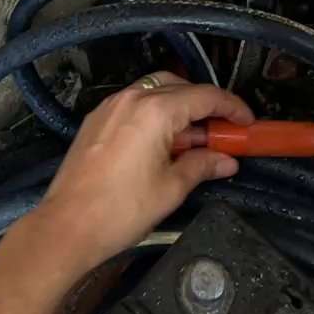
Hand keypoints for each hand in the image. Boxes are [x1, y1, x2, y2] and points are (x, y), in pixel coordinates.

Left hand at [27, 72, 253, 269]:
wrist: (66, 226)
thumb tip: (226, 161)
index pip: (204, 96)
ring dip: (180, 105)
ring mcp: (112, 105)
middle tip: (224, 130)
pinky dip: (155, 110)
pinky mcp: (97, 118)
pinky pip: (135, 101)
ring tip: (194, 136)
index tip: (247, 122)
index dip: (231, 107)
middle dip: (206, 104)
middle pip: (181, 87)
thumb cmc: (120, 210)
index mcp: (155, 111)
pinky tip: (162, 138)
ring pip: (156, 89)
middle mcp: (133, 97)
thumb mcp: (171, 189)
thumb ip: (202, 166)